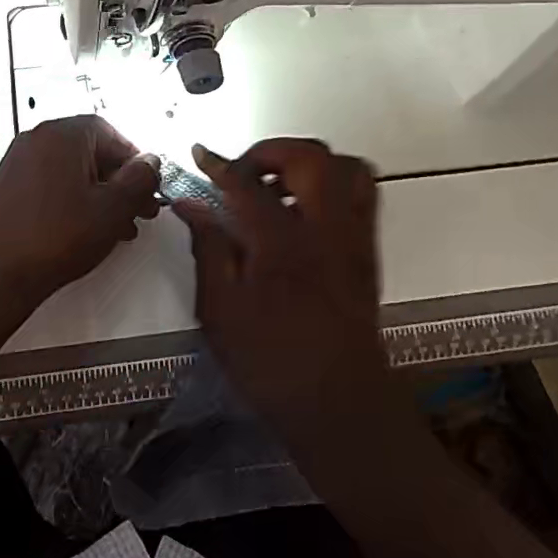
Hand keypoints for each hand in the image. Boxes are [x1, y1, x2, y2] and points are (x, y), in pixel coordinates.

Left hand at [0, 115, 159, 306]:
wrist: (2, 270)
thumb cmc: (49, 239)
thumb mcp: (113, 208)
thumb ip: (140, 180)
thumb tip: (149, 164)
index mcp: (61, 135)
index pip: (109, 131)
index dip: (133, 159)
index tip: (145, 182)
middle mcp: (36, 140)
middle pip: (89, 149)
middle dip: (118, 179)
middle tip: (135, 206)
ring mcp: (19, 161)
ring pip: (71, 168)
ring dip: (98, 191)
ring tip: (115, 224)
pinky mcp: (10, 184)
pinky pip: (50, 181)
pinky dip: (72, 197)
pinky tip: (86, 227)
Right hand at [173, 139, 390, 439]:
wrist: (339, 406)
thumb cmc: (269, 360)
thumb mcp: (219, 308)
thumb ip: (207, 246)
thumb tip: (189, 205)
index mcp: (283, 243)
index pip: (247, 183)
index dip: (219, 164)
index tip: (199, 154)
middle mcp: (326, 231)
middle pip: (311, 158)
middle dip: (272, 151)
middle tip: (243, 171)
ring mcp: (355, 240)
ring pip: (348, 169)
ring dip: (309, 164)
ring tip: (276, 186)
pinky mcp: (368, 254)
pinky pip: (360, 195)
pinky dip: (330, 186)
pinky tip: (299, 213)